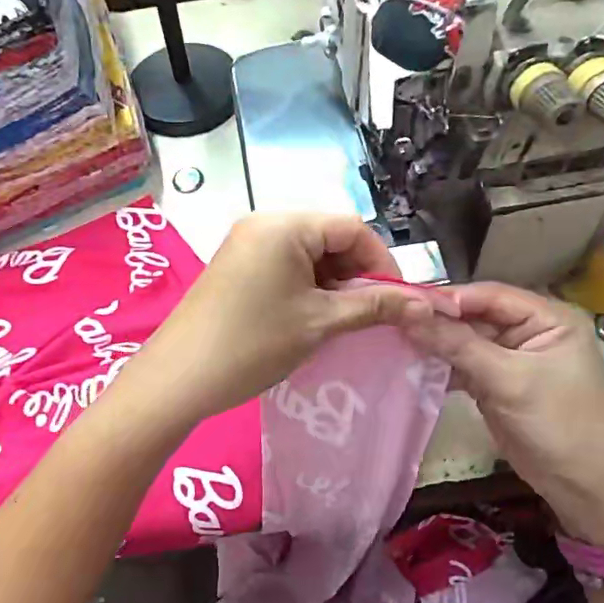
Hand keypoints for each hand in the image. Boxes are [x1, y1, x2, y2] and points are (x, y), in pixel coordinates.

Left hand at [126, 213, 439, 423]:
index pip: (352, 227)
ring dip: (333, 284)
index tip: (398, 299)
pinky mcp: (236, 267)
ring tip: (343, 322)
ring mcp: (246, 245)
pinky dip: (307, 288)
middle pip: (330, 238)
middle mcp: (263, 224)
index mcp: (284, 226)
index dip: (382, 261)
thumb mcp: (320, 323)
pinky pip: (285, 267)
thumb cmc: (253, 344)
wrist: (179, 378)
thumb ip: (374, 307)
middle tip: (371, 315)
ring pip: (309, 255)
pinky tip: (314, 319)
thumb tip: (424, 304)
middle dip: (356, 274)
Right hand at [398, 283, 603, 549]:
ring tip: (396, 342)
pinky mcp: (499, 385)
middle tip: (392, 322)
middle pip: (475, 316)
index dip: (449, 299)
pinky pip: (465, 366)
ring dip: (436, 345)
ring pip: (466, 342)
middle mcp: (531, 331)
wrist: (586, 488)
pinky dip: (443, 368)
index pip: (490, 295)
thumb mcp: (508, 380)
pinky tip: (414, 366)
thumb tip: (409, 313)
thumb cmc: (559, 424)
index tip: (405, 304)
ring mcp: (513, 359)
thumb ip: (458, 345)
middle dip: (438, 321)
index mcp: (549, 317)